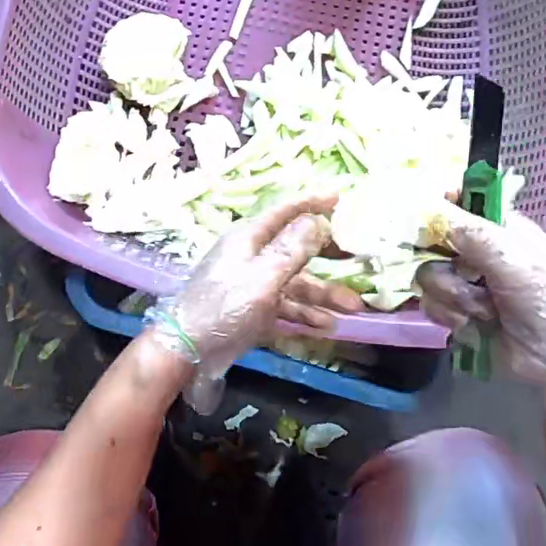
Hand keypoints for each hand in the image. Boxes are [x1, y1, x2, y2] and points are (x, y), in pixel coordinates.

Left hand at [145, 194, 339, 412]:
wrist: (188, 349)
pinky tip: (327, 327)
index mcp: (249, 239)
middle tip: (358, 261)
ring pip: (295, 284)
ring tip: (353, 309)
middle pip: (296, 251)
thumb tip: (315, 221)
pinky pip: (285, 308)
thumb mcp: (262, 277)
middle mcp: (252, 258)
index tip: (339, 196)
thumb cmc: (224, 306)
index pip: (284, 212)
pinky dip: (305, 316)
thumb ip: (291, 251)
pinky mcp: (253, 311)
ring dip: (323, 296)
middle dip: (327, 258)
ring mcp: (253, 286)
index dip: (311, 203)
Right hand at [416, 207, 545, 387]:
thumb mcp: (516, 262)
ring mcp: (462, 282)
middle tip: (463, 275)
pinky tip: (475, 325)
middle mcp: (474, 251)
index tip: (427, 227)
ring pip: (427, 276)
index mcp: (495, 228)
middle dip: (443, 264)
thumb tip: (428, 209)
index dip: (435, 211)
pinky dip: (450, 316)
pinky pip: (430, 304)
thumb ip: (473, 235)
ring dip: (454, 296)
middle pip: (429, 242)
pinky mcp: (454, 312)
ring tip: (485, 310)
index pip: (453, 204)